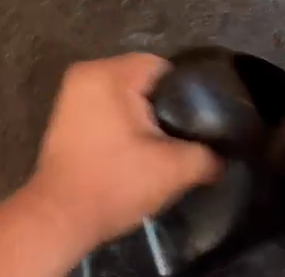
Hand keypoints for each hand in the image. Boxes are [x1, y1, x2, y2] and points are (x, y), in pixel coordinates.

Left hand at [20, 54, 221, 252]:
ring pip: (124, 93)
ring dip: (142, 115)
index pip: (160, 67)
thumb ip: (205, 156)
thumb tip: (224, 155)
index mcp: (109, 73)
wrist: (61, 216)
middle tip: (182, 135)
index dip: (185, 92)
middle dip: (163, 105)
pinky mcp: (66, 111)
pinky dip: (121, 120)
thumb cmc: (114, 184)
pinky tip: (134, 146)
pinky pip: (106, 104)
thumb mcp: (171, 170)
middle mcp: (87, 71)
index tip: (198, 120)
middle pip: (141, 78)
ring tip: (161, 143)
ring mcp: (73, 90)